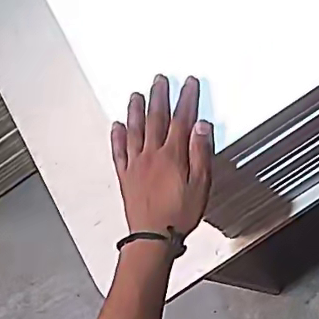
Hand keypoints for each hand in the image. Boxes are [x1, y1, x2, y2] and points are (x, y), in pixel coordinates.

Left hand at [111, 75, 212, 237]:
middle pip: (156, 119)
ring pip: (135, 130)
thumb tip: (201, 127)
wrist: (152, 238)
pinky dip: (117, 136)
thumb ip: (200, 154)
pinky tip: (117, 126)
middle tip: (160, 80)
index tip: (189, 85)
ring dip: (136, 110)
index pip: (181, 120)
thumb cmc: (178, 215)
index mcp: (172, 156)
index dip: (186, 100)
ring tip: (137, 95)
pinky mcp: (126, 176)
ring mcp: (136, 165)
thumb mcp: (201, 185)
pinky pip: (119, 151)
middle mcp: (151, 155)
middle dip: (160, 97)